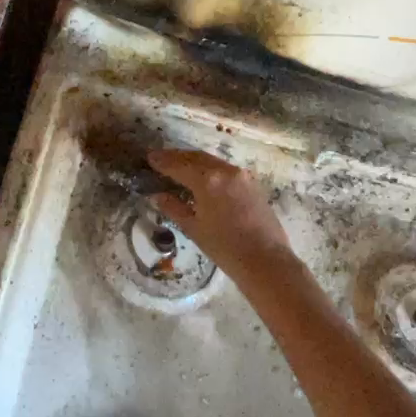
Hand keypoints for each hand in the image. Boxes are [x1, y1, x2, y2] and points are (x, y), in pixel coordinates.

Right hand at [147, 149, 292, 277]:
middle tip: (161, 157)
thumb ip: (174, 208)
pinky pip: (225, 169)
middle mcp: (225, 171)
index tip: (149, 157)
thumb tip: (158, 196)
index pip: (179, 165)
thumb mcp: (194, 228)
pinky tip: (203, 176)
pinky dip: (209, 168)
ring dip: (194, 161)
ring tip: (179, 164)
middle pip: (196, 157)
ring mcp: (242, 176)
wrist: (265, 260)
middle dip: (177, 156)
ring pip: (212, 161)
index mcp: (208, 180)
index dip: (162, 161)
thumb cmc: (225, 247)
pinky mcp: (252, 184)